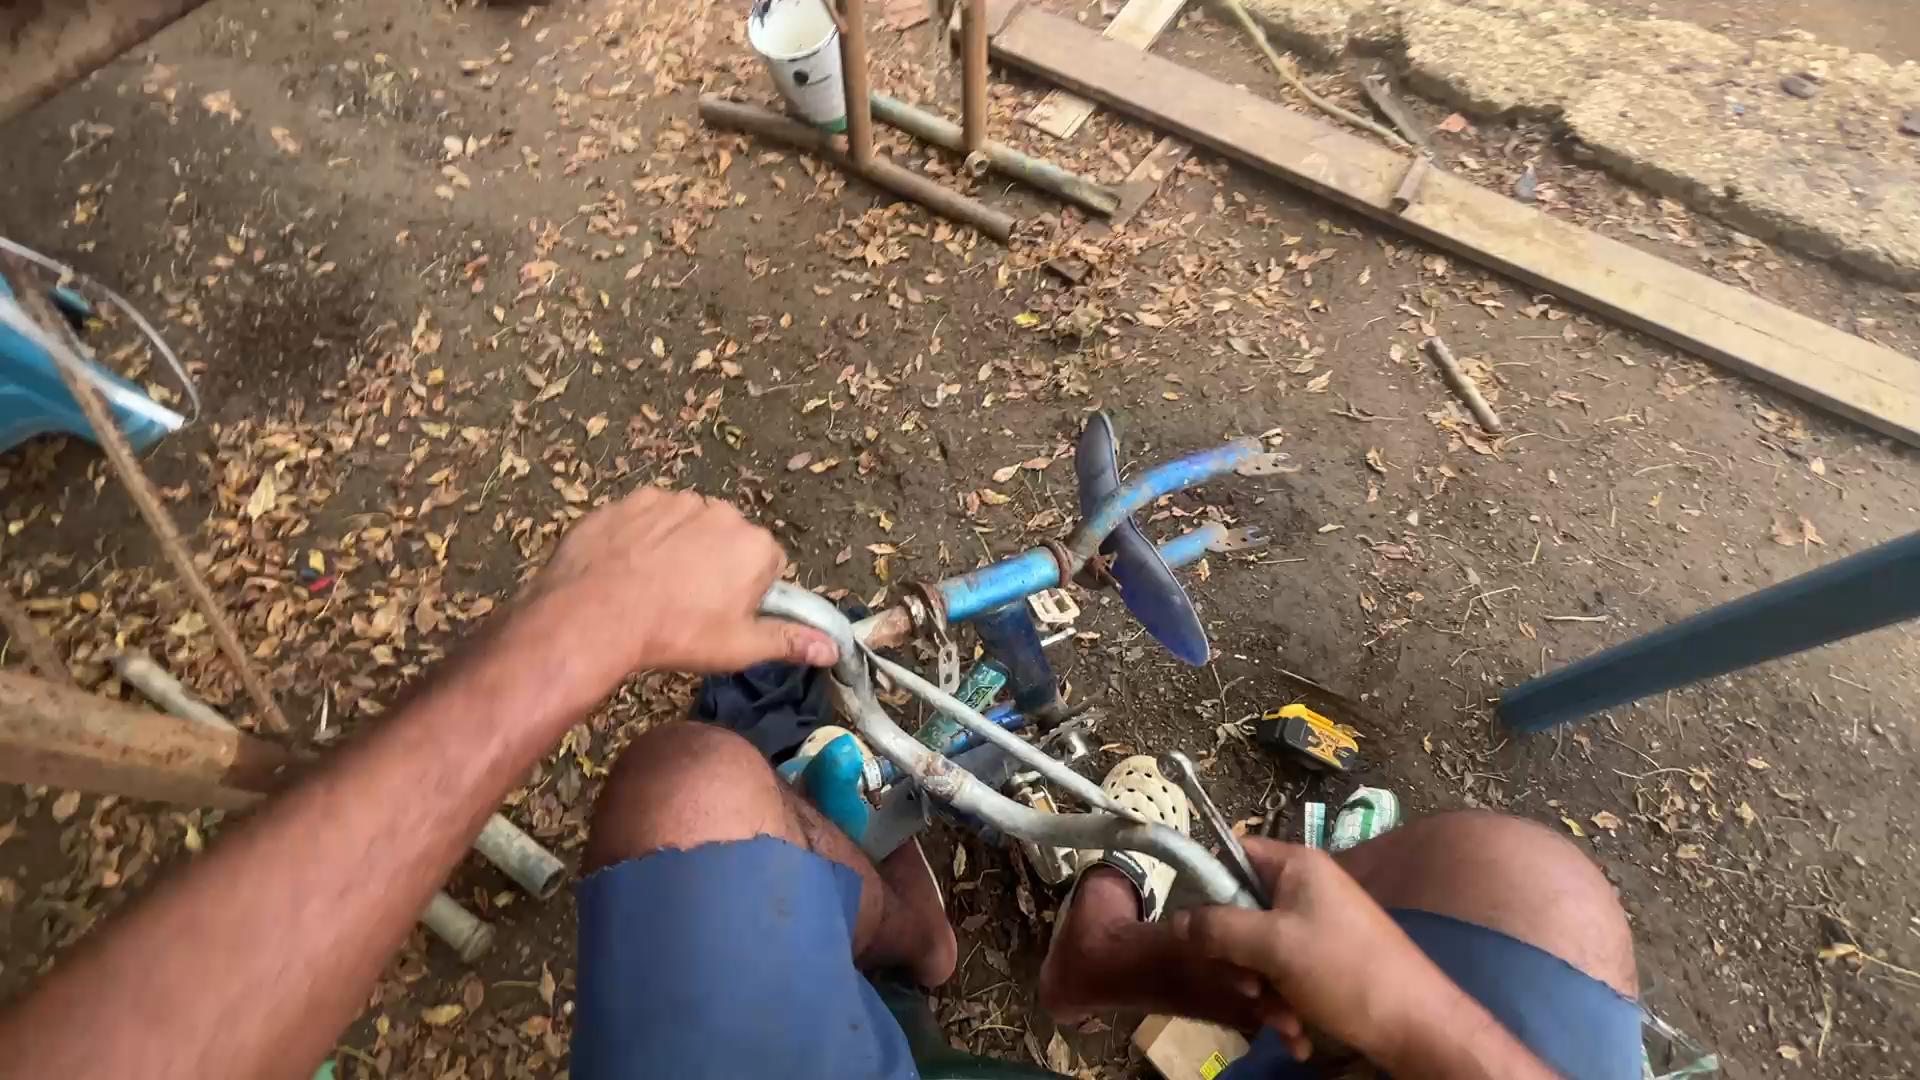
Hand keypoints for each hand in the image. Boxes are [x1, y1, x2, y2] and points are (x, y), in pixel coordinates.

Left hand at [510, 488, 838, 695]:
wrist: (595, 614)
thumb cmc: (677, 633)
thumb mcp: (739, 647)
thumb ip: (790, 641)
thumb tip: (834, 648)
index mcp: (755, 545)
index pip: (767, 563)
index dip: (748, 590)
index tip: (725, 612)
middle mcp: (722, 513)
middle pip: (729, 539)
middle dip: (717, 563)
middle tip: (689, 602)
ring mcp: (675, 501)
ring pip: (688, 525)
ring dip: (680, 547)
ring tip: (654, 586)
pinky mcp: (633, 500)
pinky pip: (648, 516)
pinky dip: (643, 536)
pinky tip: (627, 566)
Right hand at [1171, 838, 1453, 1064]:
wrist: (1425, 1031)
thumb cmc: (1345, 971)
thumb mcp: (1272, 946)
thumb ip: (1217, 928)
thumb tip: (1177, 920)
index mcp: (1295, 865)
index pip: (1232, 852)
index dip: (1210, 883)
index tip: (1200, 924)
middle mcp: (1305, 887)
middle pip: (1242, 907)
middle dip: (1238, 955)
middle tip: (1247, 985)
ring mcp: (1318, 924)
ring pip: (1261, 946)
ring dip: (1261, 988)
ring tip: (1280, 1020)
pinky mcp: (1329, 959)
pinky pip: (1287, 970)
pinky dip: (1285, 1001)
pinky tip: (1296, 1033)